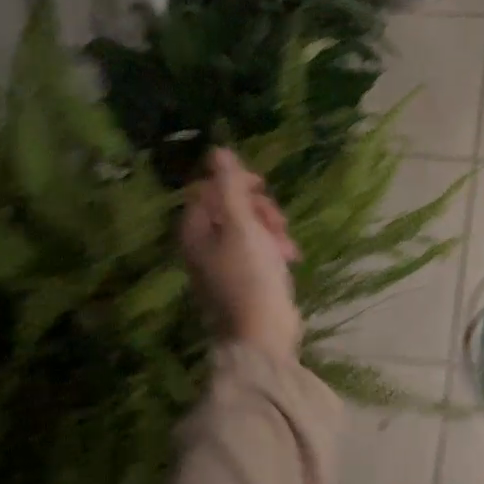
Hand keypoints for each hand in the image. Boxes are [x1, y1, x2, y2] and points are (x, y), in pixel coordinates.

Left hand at [180, 148, 301, 359]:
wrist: (261, 334)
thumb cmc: (249, 277)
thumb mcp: (241, 225)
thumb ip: (230, 186)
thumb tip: (218, 150)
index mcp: (194, 231)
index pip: (208, 189)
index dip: (236, 183)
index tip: (262, 188)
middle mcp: (202, 245)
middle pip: (229, 208)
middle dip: (258, 209)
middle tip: (278, 221)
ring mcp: (222, 264)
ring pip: (247, 229)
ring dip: (271, 229)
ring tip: (287, 246)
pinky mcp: (243, 280)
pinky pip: (256, 251)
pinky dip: (272, 249)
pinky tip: (289, 259)